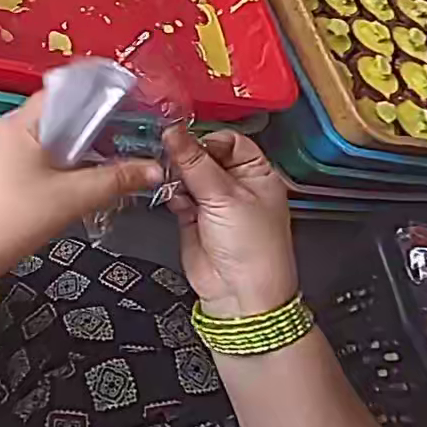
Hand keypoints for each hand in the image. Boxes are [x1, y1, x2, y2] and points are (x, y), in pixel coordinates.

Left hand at [0, 93, 161, 277]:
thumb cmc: (11, 220)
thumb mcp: (72, 197)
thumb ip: (116, 180)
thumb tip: (150, 170)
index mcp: (19, 124)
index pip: (64, 91)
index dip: (96, 93)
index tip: (124, 99)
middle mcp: (8, 129)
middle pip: (59, 113)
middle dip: (92, 123)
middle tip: (123, 132)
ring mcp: (3, 149)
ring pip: (51, 134)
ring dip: (79, 144)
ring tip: (108, 155)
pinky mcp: (4, 168)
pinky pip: (40, 152)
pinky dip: (63, 158)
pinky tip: (81, 174)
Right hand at [161, 126, 296, 317]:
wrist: (238, 296)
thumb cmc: (252, 249)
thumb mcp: (224, 196)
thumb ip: (194, 162)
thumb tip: (174, 131)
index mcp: (257, 173)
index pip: (229, 140)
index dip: (206, 139)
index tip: (185, 142)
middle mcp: (235, 184)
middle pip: (204, 155)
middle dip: (186, 156)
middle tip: (169, 155)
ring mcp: (213, 200)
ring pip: (186, 174)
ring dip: (175, 175)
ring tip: (170, 179)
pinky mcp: (192, 216)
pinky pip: (176, 193)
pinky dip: (170, 193)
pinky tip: (171, 196)